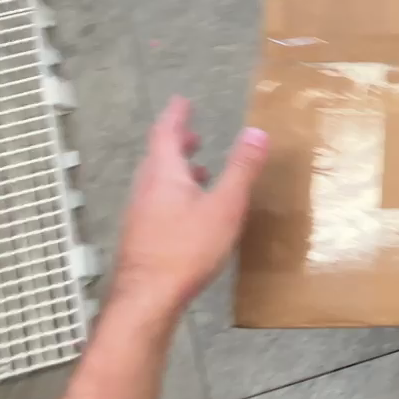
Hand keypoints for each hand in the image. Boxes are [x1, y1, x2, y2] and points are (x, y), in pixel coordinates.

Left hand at [106, 97, 267, 327]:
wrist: (148, 297)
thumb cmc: (188, 248)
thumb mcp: (225, 205)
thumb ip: (241, 168)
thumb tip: (257, 131)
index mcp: (164, 175)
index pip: (166, 134)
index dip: (175, 116)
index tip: (182, 101)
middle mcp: (147, 189)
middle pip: (158, 157)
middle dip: (176, 142)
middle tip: (193, 133)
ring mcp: (141, 213)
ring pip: (158, 181)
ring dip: (177, 168)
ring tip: (200, 169)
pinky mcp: (143, 235)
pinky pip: (158, 200)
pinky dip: (175, 191)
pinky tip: (191, 210)